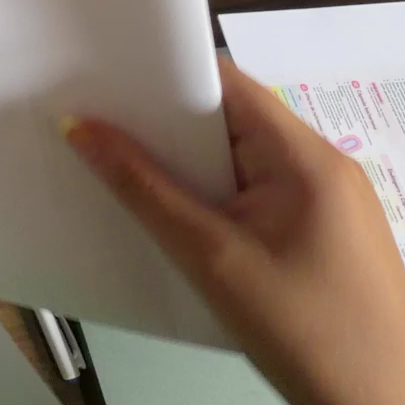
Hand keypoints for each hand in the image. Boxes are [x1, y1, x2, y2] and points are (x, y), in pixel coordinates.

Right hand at [65, 56, 404, 404]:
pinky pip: (250, 189)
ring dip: (184, 160)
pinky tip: (170, 208)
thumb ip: (139, 185)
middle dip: (164, 119)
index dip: (165, 72)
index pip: (227, 84)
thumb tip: (78, 127)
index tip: (105, 74)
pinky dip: (208, 190)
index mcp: (307, 158)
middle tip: (98, 117)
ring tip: (120, 159)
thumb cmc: (306, 333)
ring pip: (237, 157)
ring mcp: (326, 203)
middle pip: (229, 118)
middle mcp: (323, 168)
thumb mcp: (208, 255)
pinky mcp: (321, 234)